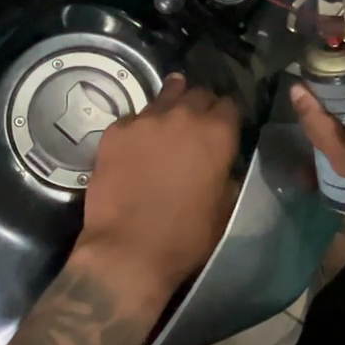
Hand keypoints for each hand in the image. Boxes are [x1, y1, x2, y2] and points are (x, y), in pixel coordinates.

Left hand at [77, 74, 240, 300]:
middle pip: (197, 94)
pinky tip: (137, 145)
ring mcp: (145, 119)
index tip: (224, 128)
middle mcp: (183, 116)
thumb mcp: (224, 207)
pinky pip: (133, 119)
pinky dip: (140, 127)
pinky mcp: (115, 130)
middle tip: (196, 125)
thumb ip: (227, 174)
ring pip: (164, 97)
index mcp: (216, 134)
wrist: (128, 251)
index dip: (227, 117)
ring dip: (171, 105)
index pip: (229, 106)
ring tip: (168, 117)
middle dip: (200, 106)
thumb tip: (223, 164)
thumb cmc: (186, 236)